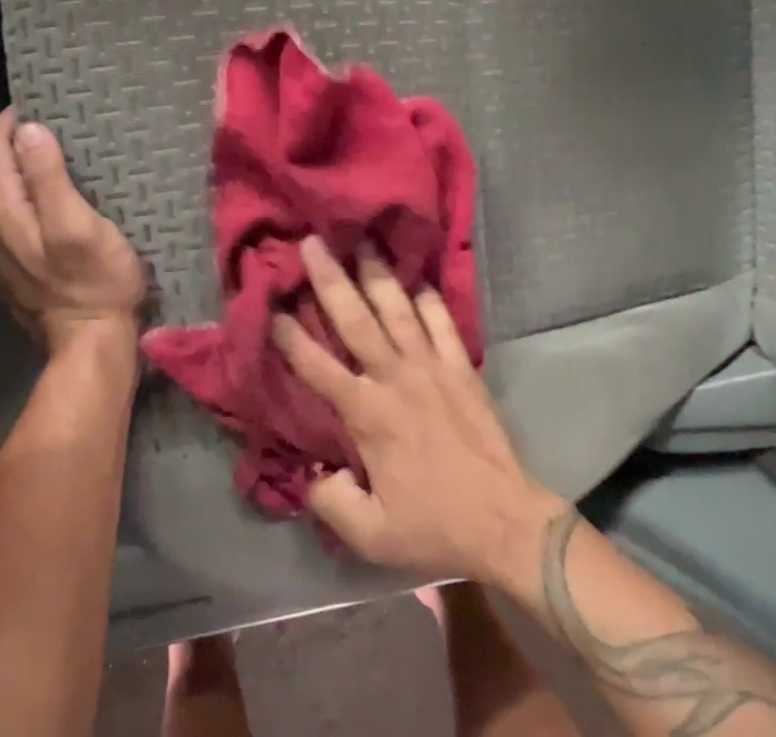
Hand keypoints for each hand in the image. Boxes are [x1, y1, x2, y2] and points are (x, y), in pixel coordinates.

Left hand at [0, 107, 144, 350]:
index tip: (40, 105)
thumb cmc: (95, 282)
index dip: (11, 122)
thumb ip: (50, 178)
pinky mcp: (17, 272)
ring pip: (5, 198)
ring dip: (26, 174)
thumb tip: (28, 132)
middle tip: (56, 127)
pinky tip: (56, 205)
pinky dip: (31, 203)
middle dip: (18, 145)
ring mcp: (1, 255)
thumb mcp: (78, 224)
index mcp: (2, 212)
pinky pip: (17, 223)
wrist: (92, 345)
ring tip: (60, 160)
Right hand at [271, 237, 566, 581]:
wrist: (505, 522)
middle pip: (356, 320)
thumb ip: (330, 501)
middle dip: (330, 279)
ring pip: (399, 311)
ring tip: (362, 240)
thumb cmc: (435, 527)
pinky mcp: (464, 371)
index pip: (317, 366)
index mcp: (368, 415)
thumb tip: (313, 473)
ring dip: (378, 274)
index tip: (270, 305)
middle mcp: (397, 380)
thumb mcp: (369, 534)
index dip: (289, 335)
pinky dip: (430, 299)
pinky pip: (444, 324)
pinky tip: (418, 279)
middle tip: (312, 241)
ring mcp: (435, 369)